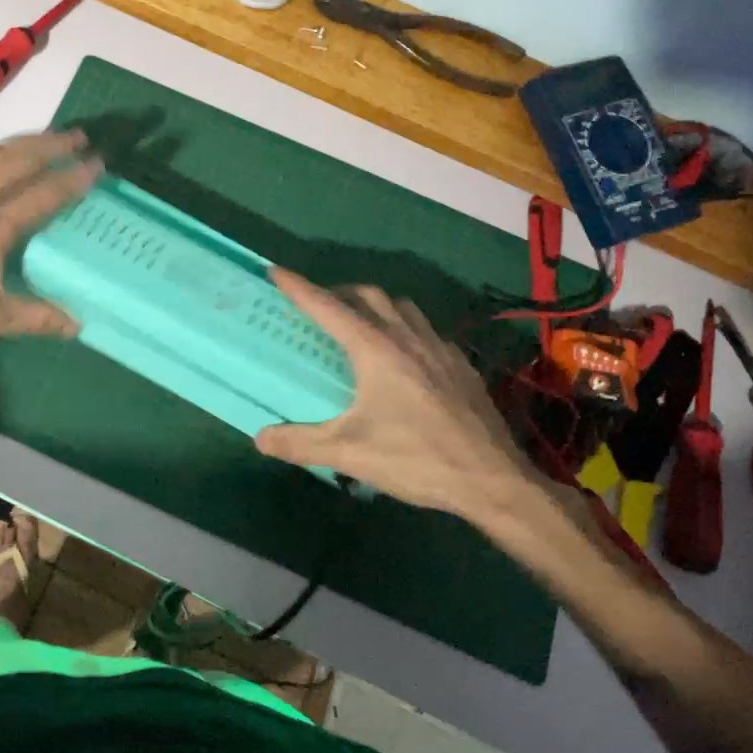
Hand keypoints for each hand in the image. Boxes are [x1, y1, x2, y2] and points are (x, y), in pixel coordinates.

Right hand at [254, 269, 541, 519]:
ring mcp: (441, 349)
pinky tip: (405, 357)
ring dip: (375, 306)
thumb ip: (300, 443)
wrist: (493, 481)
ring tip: (360, 326)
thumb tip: (259, 438)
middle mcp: (408, 338)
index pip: (328, 307)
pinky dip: (406, 330)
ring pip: (403, 308)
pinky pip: (427, 331)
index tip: (276, 271)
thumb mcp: (349, 455)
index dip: (299, 288)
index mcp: (376, 350)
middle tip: (318, 306)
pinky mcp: (462, 366)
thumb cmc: (416, 460)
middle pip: (368, 296)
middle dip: (338, 292)